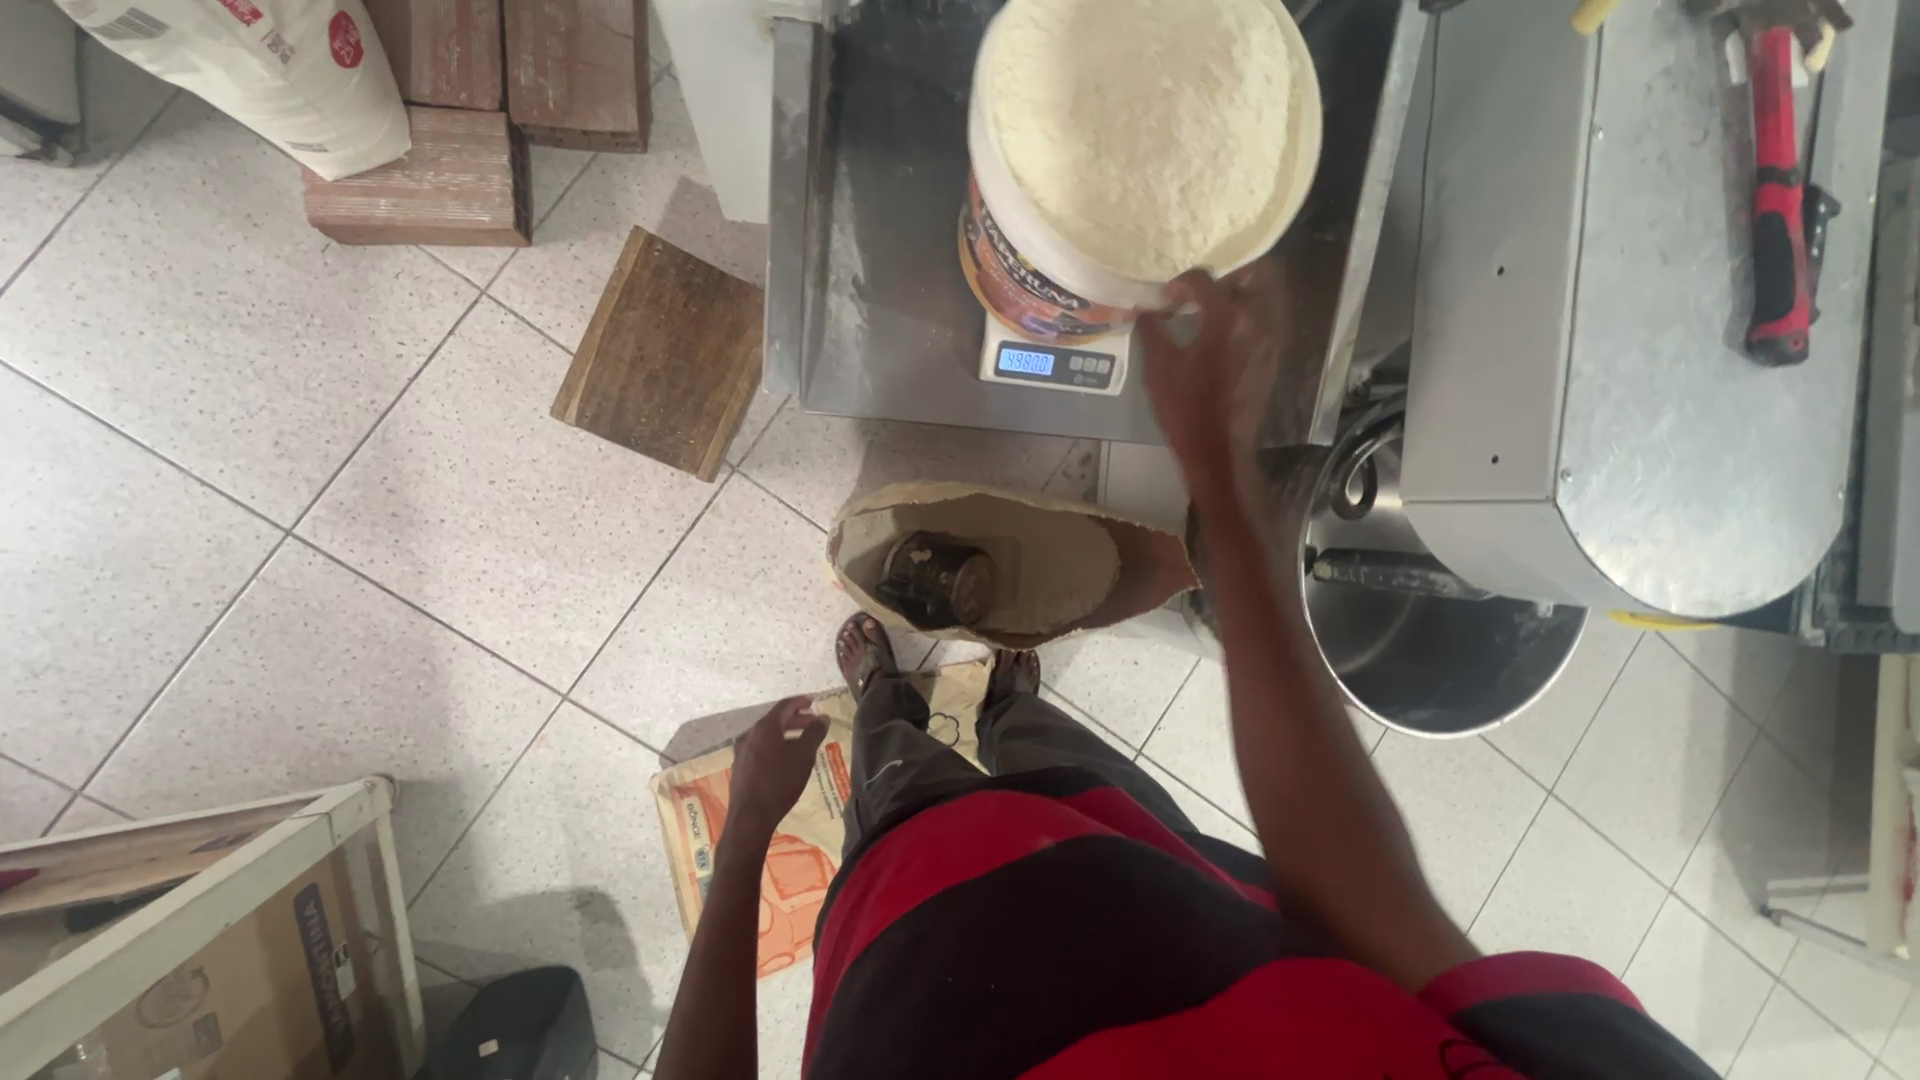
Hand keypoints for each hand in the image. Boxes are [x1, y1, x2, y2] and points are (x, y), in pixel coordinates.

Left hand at [725, 697, 828, 845]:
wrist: (750, 817)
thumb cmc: (780, 782)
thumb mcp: (804, 756)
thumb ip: (814, 733)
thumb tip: (823, 717)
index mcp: (765, 727)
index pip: (784, 706)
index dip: (800, 702)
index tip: (813, 702)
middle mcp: (750, 734)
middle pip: (775, 719)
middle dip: (795, 719)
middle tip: (812, 723)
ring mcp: (742, 751)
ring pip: (767, 735)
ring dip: (785, 733)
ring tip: (802, 742)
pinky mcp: (740, 767)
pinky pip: (760, 747)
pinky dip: (775, 745)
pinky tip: (785, 759)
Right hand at [1137, 261, 1290, 508]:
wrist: (1219, 450)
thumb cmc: (1186, 411)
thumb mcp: (1159, 369)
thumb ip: (1152, 331)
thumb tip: (1145, 309)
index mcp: (1226, 319)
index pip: (1205, 280)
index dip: (1182, 282)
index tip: (1167, 296)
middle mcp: (1257, 320)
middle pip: (1252, 272)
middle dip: (1224, 274)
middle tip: (1201, 290)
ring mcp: (1272, 337)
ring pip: (1270, 291)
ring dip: (1246, 287)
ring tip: (1220, 301)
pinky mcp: (1276, 354)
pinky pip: (1274, 315)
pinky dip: (1256, 308)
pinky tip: (1232, 324)